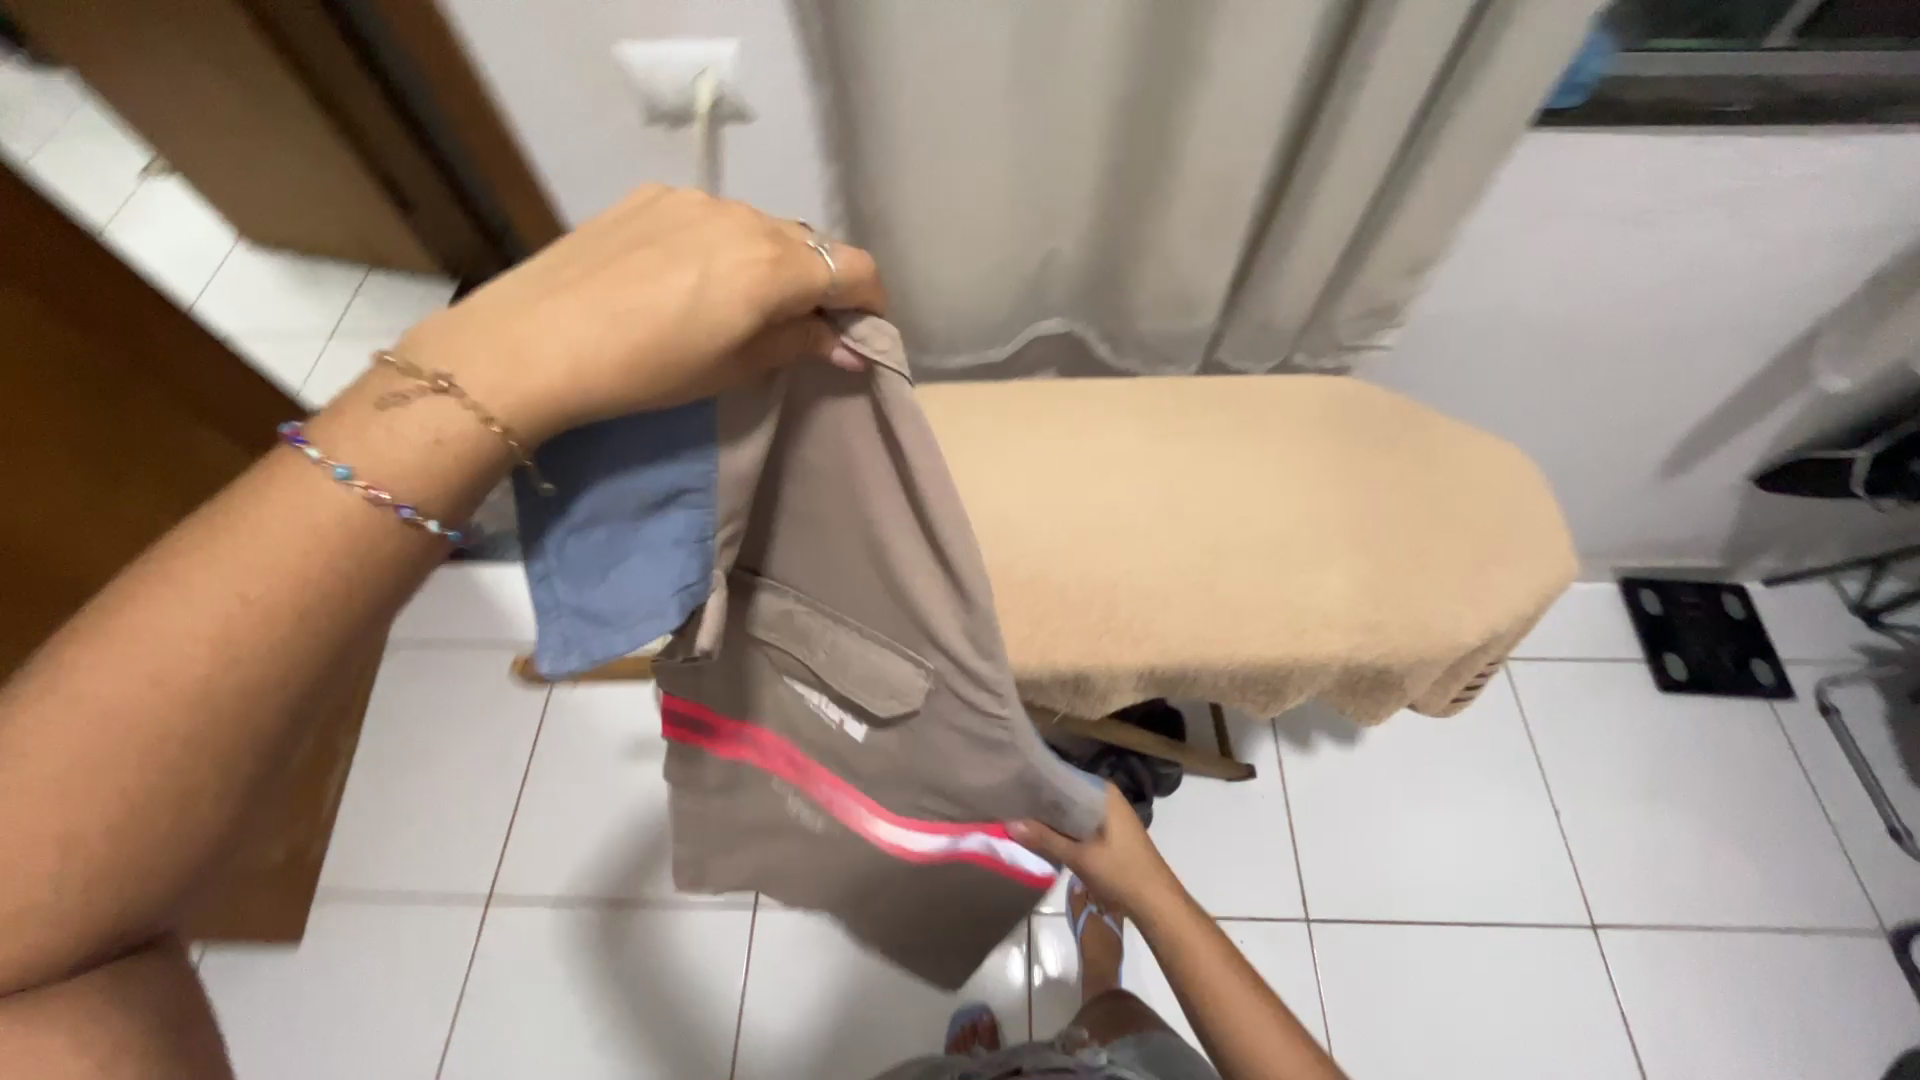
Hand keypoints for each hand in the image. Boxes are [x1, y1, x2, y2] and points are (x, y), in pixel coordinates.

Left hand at [396, 185, 885, 441]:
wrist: (535, 340)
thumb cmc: (648, 370)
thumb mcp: (735, 368)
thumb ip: (800, 346)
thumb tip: (848, 348)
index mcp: (773, 265)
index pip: (855, 269)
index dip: (872, 302)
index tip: (862, 332)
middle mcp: (745, 218)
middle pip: (812, 245)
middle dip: (822, 285)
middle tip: (803, 329)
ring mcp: (696, 200)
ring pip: (763, 228)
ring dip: (772, 263)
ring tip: (740, 305)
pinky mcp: (653, 195)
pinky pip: (715, 218)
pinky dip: (727, 247)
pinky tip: (689, 279)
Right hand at [1009, 785, 1182, 914]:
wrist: (1156, 902)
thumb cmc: (1121, 873)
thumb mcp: (1079, 857)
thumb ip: (1044, 838)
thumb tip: (1010, 822)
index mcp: (1103, 793)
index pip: (1064, 775)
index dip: (1038, 781)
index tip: (1012, 784)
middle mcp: (1107, 797)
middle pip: (1067, 793)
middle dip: (1042, 801)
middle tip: (1011, 803)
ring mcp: (1110, 814)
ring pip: (1073, 809)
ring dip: (1052, 816)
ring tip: (1020, 815)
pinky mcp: (1111, 831)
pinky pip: (1081, 821)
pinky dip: (1065, 827)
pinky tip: (1044, 833)